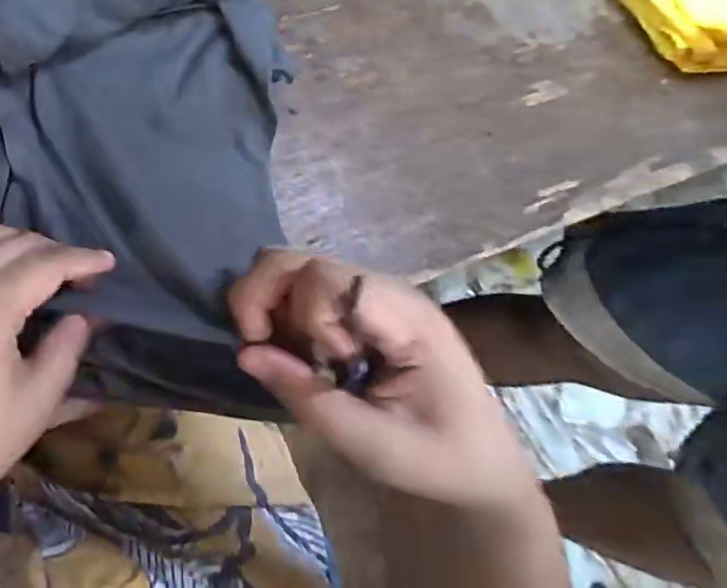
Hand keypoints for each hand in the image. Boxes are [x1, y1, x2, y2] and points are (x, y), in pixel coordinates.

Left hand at [0, 225, 112, 587]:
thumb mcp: (37, 400)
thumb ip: (66, 348)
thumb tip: (84, 315)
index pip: (47, 263)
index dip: (83, 260)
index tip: (110, 263)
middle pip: (18, 242)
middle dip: (57, 250)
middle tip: (85, 275)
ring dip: (23, 244)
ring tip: (50, 270)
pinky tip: (11, 279)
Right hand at [229, 249, 540, 512]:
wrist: (482, 466)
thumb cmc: (440, 460)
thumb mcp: (377, 447)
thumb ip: (309, 398)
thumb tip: (244, 353)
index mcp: (404, 316)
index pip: (326, 278)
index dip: (306, 315)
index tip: (322, 365)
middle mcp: (381, 287)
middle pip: (296, 260)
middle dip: (262, 298)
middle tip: (262, 346)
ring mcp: (365, 290)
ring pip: (288, 265)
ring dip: (267, 304)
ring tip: (283, 351)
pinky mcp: (352, 301)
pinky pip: (296, 284)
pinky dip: (278, 310)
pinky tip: (296, 349)